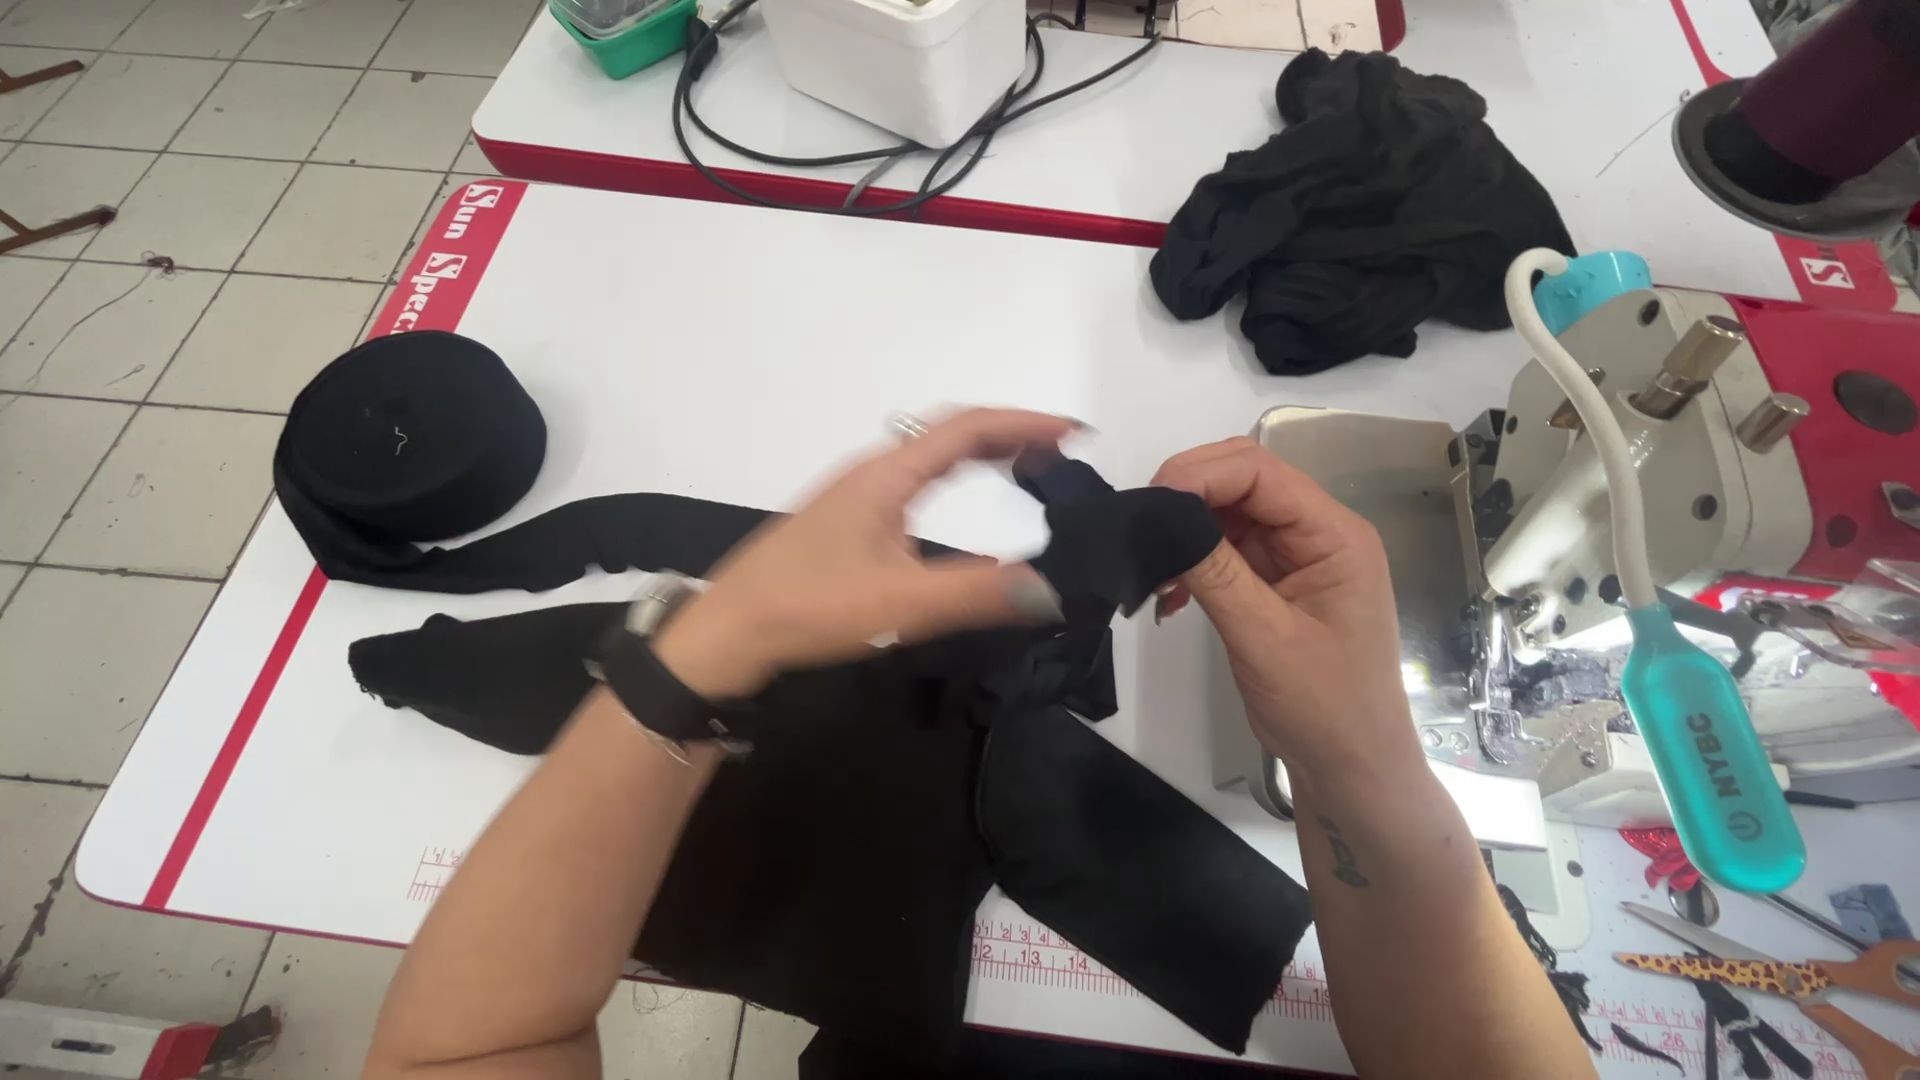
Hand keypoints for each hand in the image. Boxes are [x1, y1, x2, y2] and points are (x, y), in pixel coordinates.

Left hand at [653, 408, 1077, 699]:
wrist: (730, 629)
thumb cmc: (808, 606)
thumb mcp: (899, 603)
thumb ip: (974, 594)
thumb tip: (1049, 591)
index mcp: (888, 474)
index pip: (968, 428)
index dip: (1025, 424)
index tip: (1075, 433)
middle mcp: (874, 471)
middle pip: (952, 432)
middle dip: (1011, 434)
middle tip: (1062, 451)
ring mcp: (858, 494)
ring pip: (931, 455)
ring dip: (983, 453)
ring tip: (1028, 467)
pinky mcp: (850, 519)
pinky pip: (916, 480)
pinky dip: (956, 478)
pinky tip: (961, 503)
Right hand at [1152, 437, 1420, 775]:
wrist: (1349, 766)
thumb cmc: (1324, 706)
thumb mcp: (1264, 637)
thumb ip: (1214, 571)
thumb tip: (1162, 517)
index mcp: (1334, 535)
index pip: (1261, 473)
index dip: (1201, 474)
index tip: (1150, 501)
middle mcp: (1316, 533)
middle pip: (1244, 481)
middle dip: (1188, 493)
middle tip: (1141, 525)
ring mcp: (1293, 556)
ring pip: (1227, 513)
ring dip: (1185, 530)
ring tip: (1151, 565)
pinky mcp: (1271, 581)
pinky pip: (1223, 549)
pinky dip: (1191, 559)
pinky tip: (1170, 591)